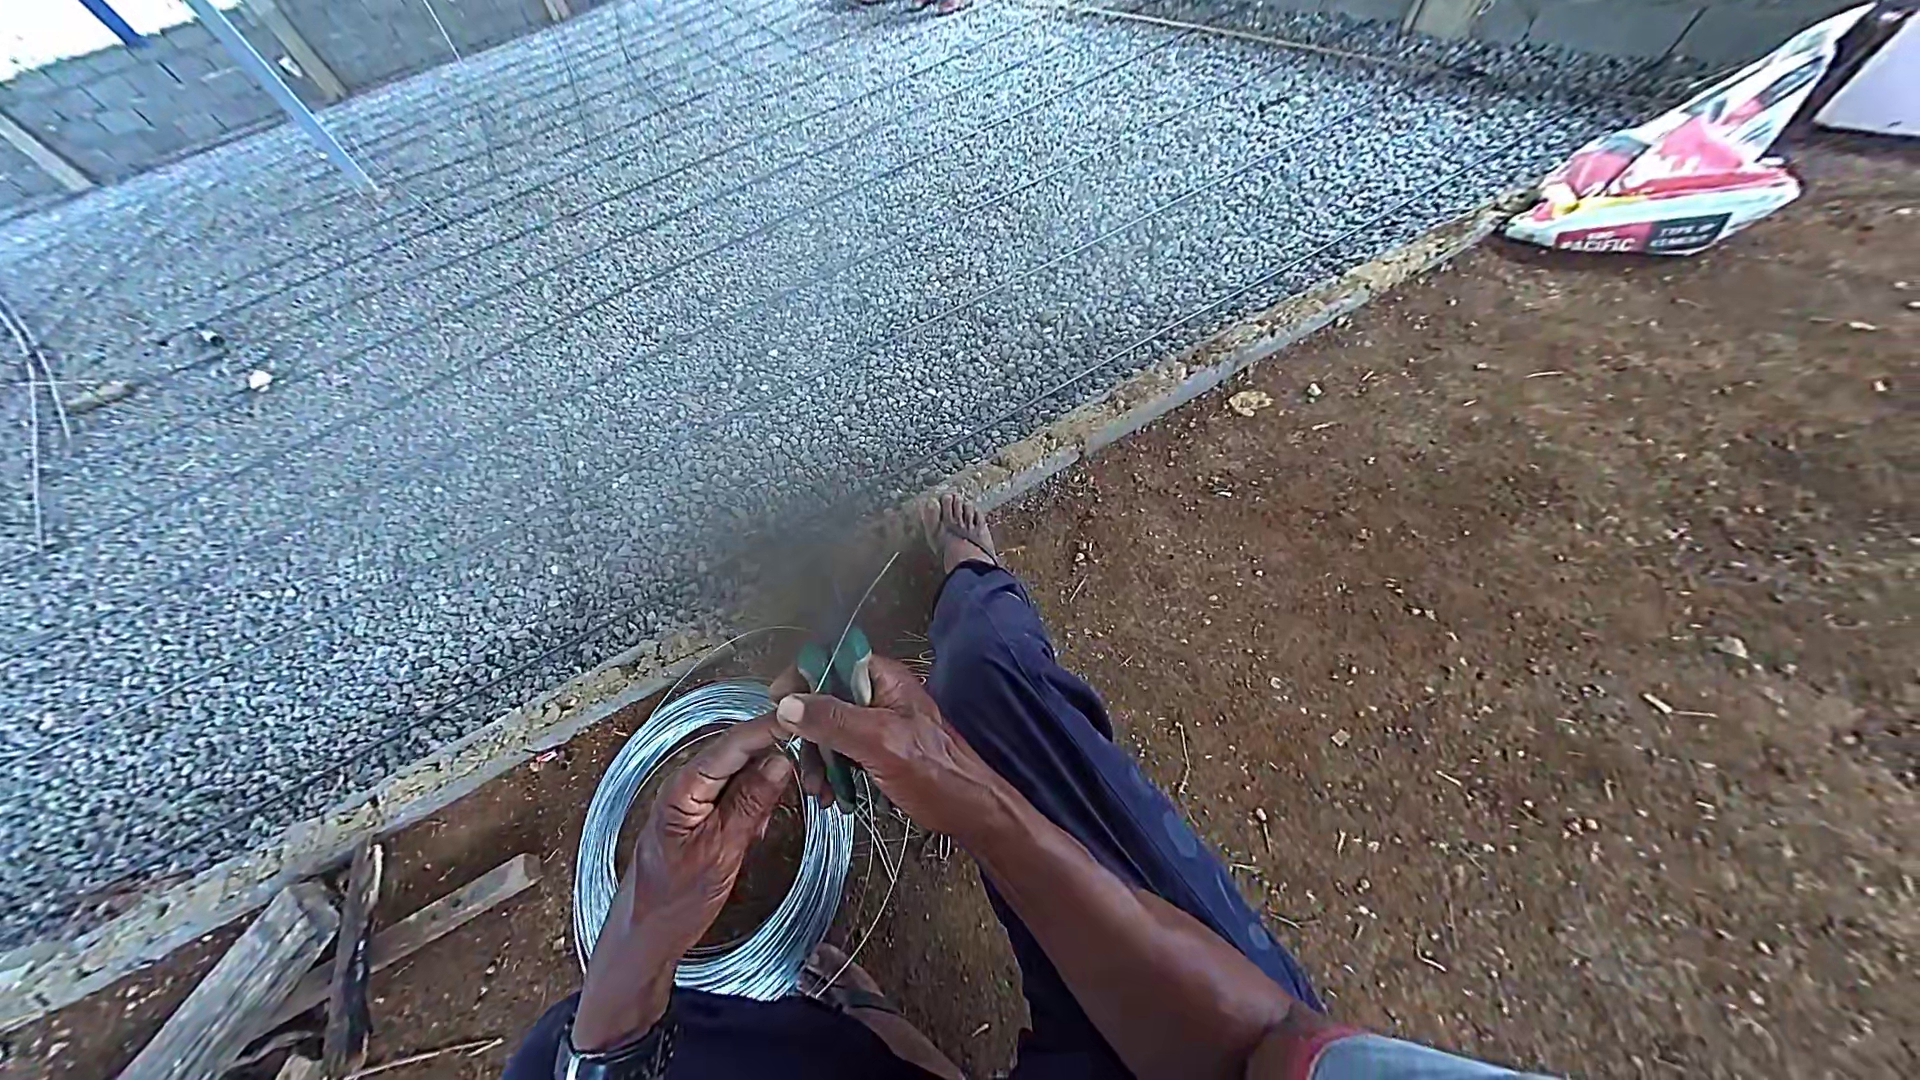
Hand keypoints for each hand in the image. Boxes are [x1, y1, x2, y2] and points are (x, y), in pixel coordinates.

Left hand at [573, 714, 794, 1049]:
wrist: (646, 941)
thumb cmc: (673, 903)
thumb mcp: (721, 852)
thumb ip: (751, 802)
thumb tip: (783, 759)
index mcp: (685, 786)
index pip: (735, 742)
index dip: (770, 727)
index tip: (805, 718)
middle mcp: (691, 781)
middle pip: (743, 749)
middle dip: (776, 756)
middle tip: (808, 773)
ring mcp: (700, 795)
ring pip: (747, 769)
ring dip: (768, 783)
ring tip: (767, 820)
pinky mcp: (709, 810)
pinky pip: (742, 790)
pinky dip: (759, 801)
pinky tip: (758, 828)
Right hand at [773, 655, 1003, 838]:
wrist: (969, 809)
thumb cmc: (936, 773)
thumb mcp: (880, 743)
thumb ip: (834, 720)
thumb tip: (789, 704)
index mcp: (884, 678)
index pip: (832, 659)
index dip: (803, 677)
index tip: (780, 705)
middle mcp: (880, 693)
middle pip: (826, 696)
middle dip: (807, 729)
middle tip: (798, 758)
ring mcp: (880, 721)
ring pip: (831, 727)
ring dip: (818, 756)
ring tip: (818, 787)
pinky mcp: (879, 747)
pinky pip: (844, 750)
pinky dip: (833, 770)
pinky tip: (832, 793)